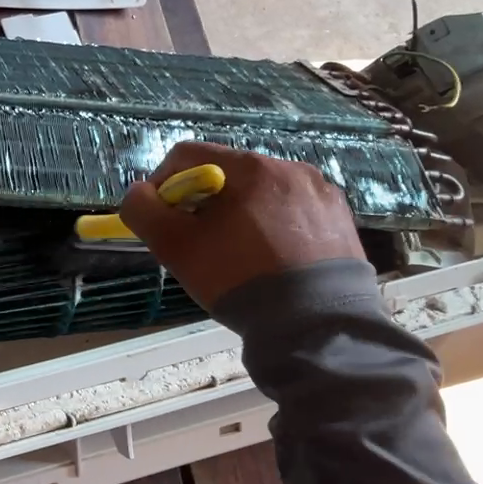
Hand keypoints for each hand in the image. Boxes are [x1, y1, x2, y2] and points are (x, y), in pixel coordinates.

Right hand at [118, 142, 364, 309]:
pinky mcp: (342, 221)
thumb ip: (142, 209)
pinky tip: (270, 261)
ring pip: (259, 193)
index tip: (163, 219)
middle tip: (198, 242)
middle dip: (202, 202)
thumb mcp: (173, 245)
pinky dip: (273, 228)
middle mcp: (290, 169)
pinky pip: (291, 212)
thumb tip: (140, 192)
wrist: (318, 327)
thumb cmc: (238, 278)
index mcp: (250, 167)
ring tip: (237, 255)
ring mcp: (321, 194)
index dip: (163, 183)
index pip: (187, 156)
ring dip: (239, 214)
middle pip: (225, 174)